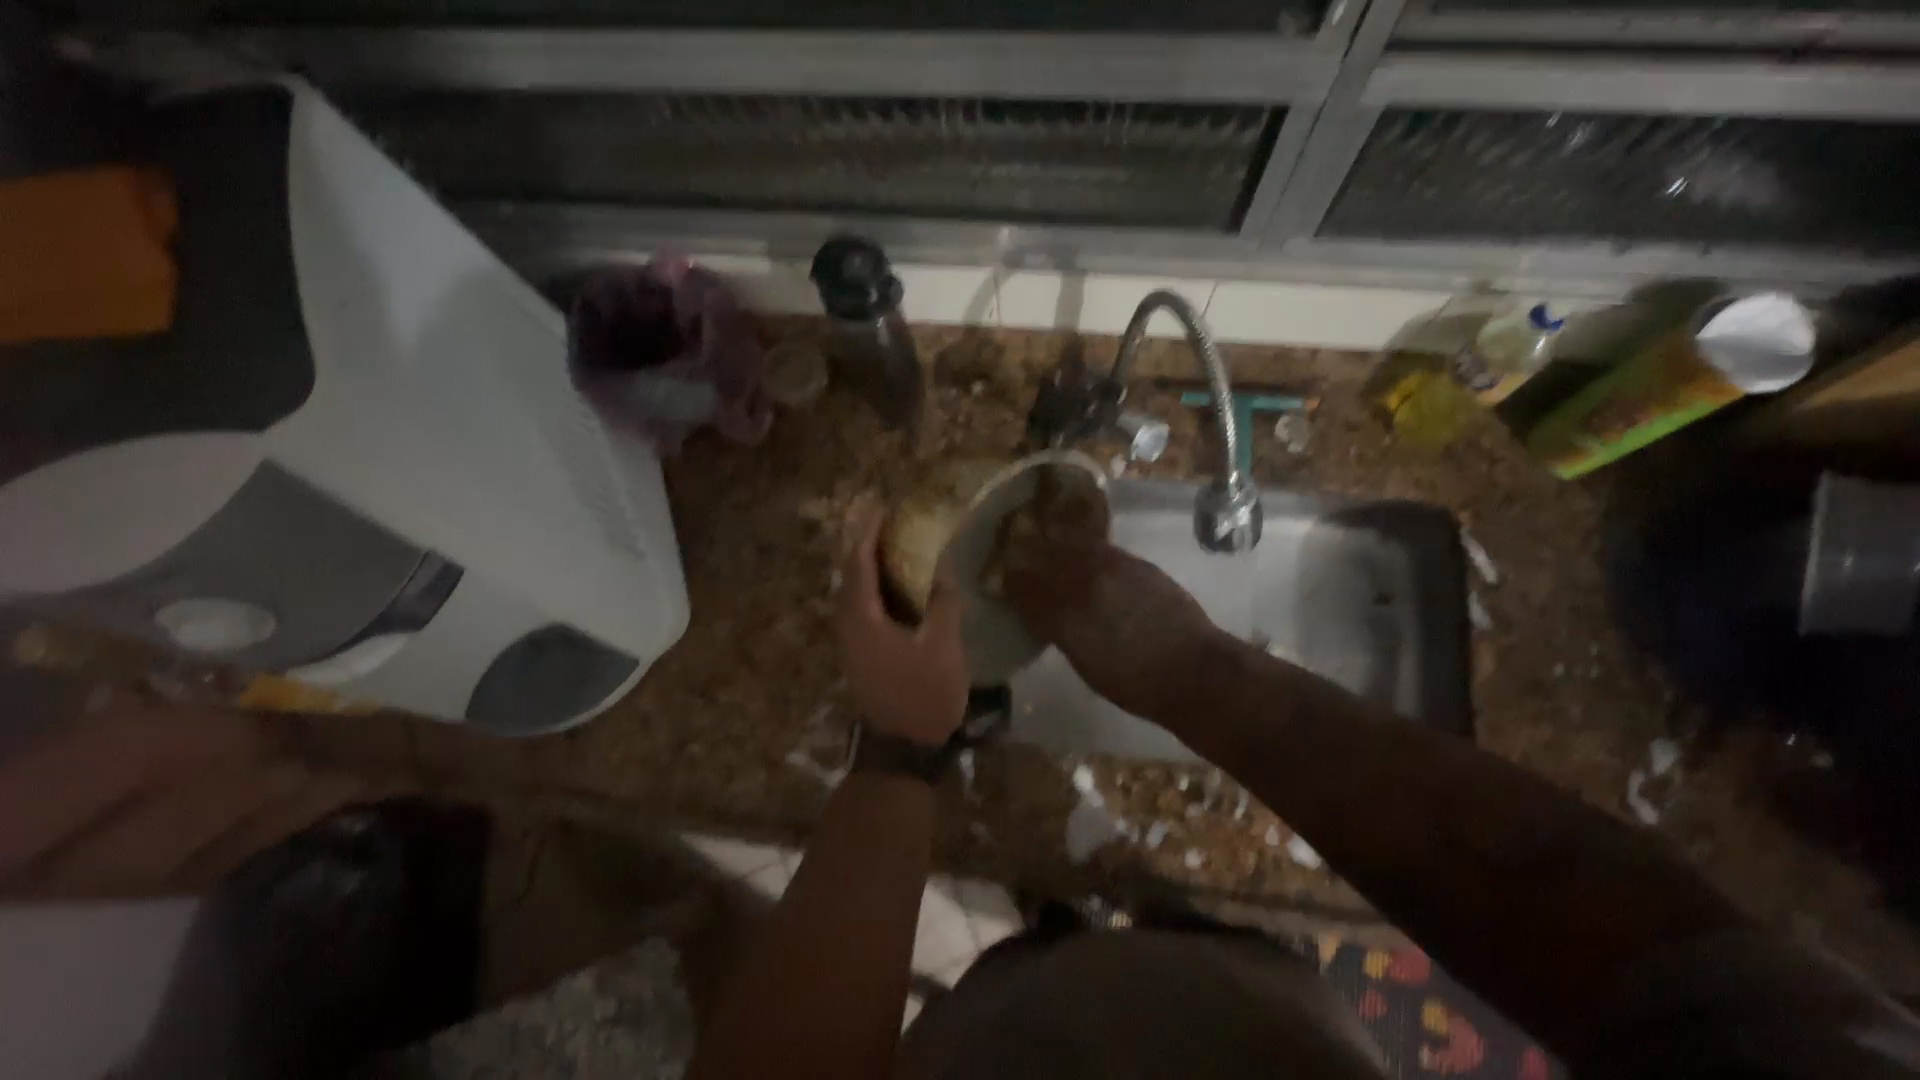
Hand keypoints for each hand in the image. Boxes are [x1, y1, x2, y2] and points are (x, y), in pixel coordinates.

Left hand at [834, 504, 968, 747]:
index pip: (859, 563)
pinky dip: (868, 586)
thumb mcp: (943, 646)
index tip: (878, 505)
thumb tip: (943, 568)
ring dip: (863, 564)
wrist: (902, 747)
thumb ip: (942, 603)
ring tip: (883, 543)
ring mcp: (848, 642)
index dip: (867, 532)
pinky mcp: (856, 654)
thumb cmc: (923, 694)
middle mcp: (847, 625)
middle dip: (860, 542)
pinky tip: (888, 585)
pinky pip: (856, 607)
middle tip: (878, 517)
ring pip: (849, 591)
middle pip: (847, 574)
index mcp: (863, 618)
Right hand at [1000, 514, 1223, 721]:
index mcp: (1066, 616)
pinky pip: (1098, 546)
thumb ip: (1060, 632)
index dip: (1011, 583)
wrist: (1193, 670)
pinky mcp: (1136, 564)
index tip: (1000, 578)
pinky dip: (1082, 543)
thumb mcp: (1085, 664)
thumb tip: (1041, 613)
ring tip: (1041, 534)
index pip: (1026, 590)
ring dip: (1053, 539)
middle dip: (1026, 552)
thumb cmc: (1136, 684)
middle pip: (1045, 558)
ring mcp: (1112, 568)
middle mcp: (1084, 584)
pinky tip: (1079, 545)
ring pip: (1072, 545)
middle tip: (1012, 546)